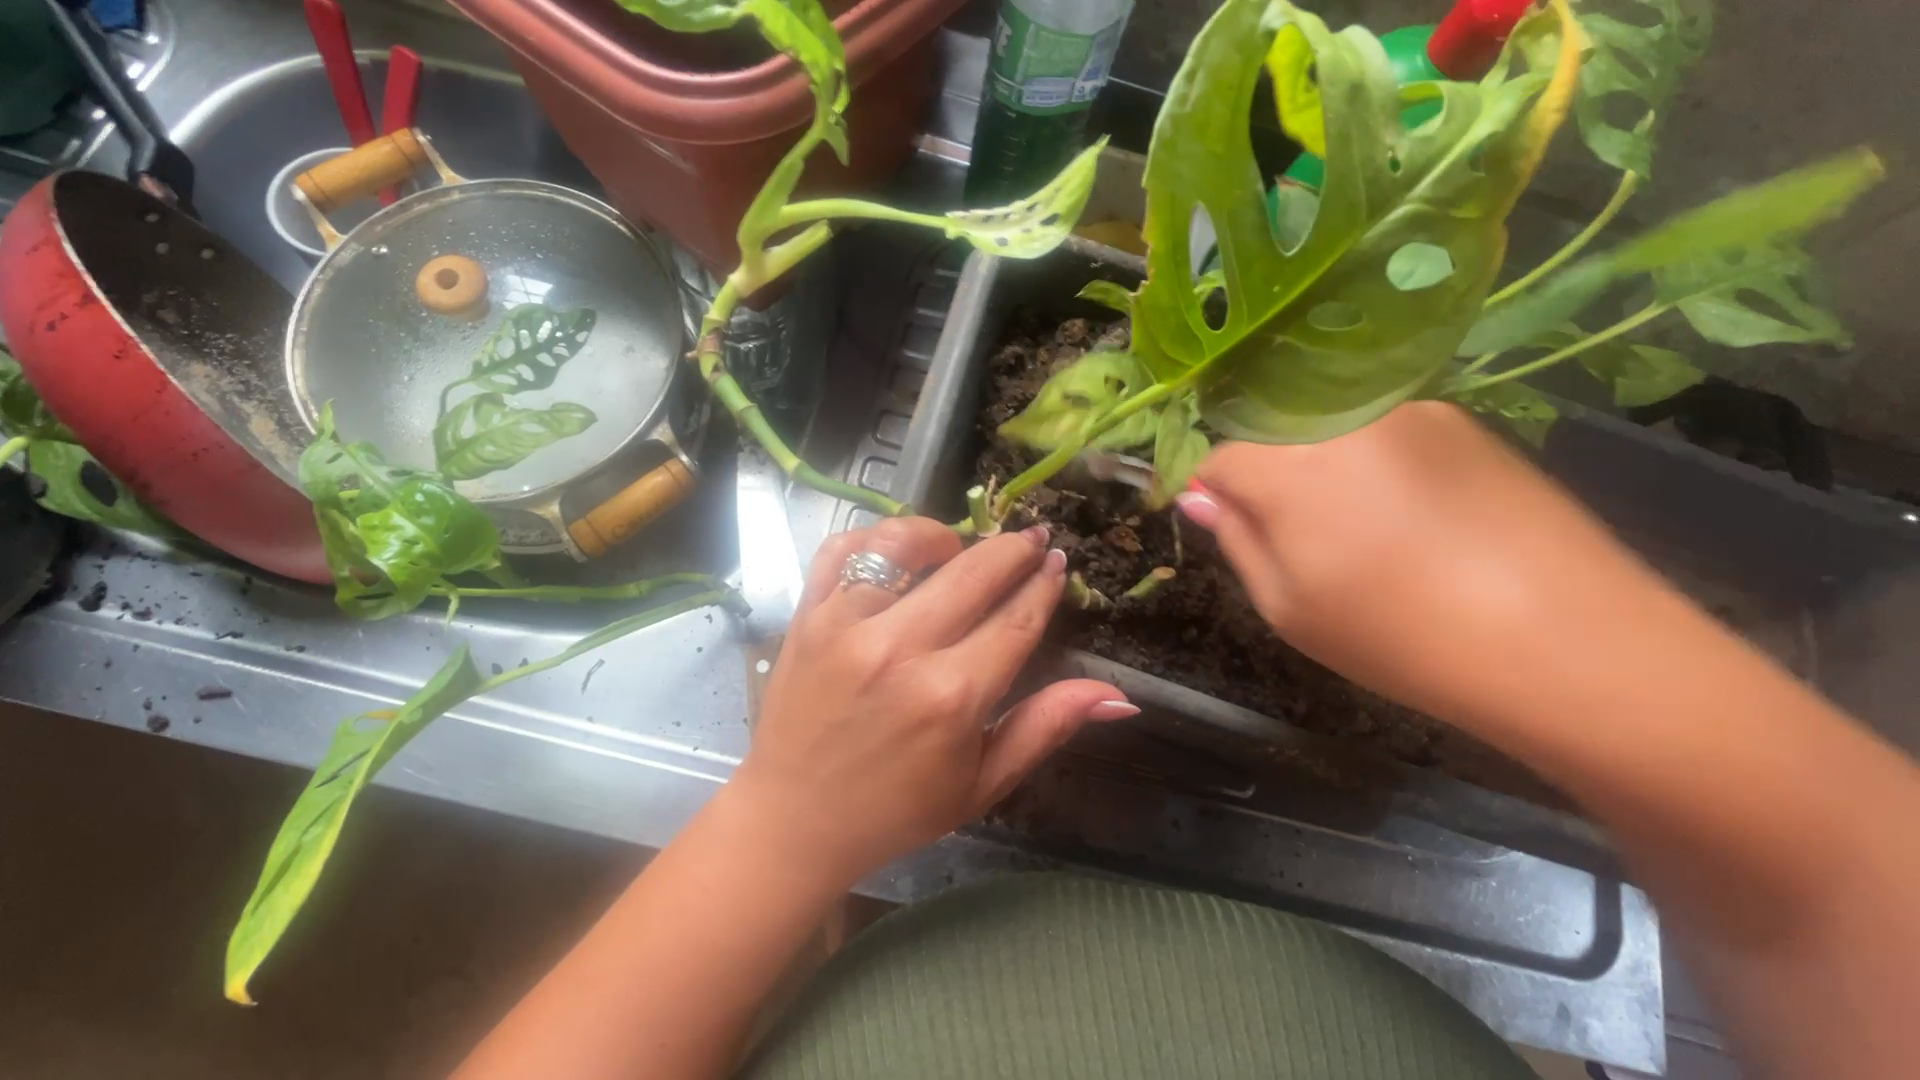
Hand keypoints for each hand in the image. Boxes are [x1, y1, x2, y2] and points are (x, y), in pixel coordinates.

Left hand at [733, 517, 1133, 884]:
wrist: (795, 821)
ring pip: (904, 545)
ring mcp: (846, 627)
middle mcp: (900, 650)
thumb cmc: (897, 810)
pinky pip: (840, 550)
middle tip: (1032, 538)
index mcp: (952, 697)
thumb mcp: (983, 783)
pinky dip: (873, 537)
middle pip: (973, 572)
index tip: (1057, 563)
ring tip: (961, 545)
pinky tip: (897, 551)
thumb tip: (1120, 697)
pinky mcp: (807, 617)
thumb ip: (1047, 727)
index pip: (1016, 619)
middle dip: (1013, 548)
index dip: (1043, 585)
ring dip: (944, 535)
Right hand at [1179, 401, 1671, 725]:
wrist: (1565, 641)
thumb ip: (1236, 542)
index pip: (1218, 456)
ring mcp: (1412, 413)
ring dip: (1326, 472)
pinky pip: (1389, 436)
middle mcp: (1344, 418)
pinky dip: (1380, 469)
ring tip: (1367, 539)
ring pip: (1331, 432)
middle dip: (1268, 478)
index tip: (1228, 530)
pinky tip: (1417, 524)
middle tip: (1299, 543)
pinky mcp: (1465, 424)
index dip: (1213, 493)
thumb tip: (1200, 498)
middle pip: (1273, 434)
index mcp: (1290, 464)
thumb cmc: (1400, 638)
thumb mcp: (1290, 608)